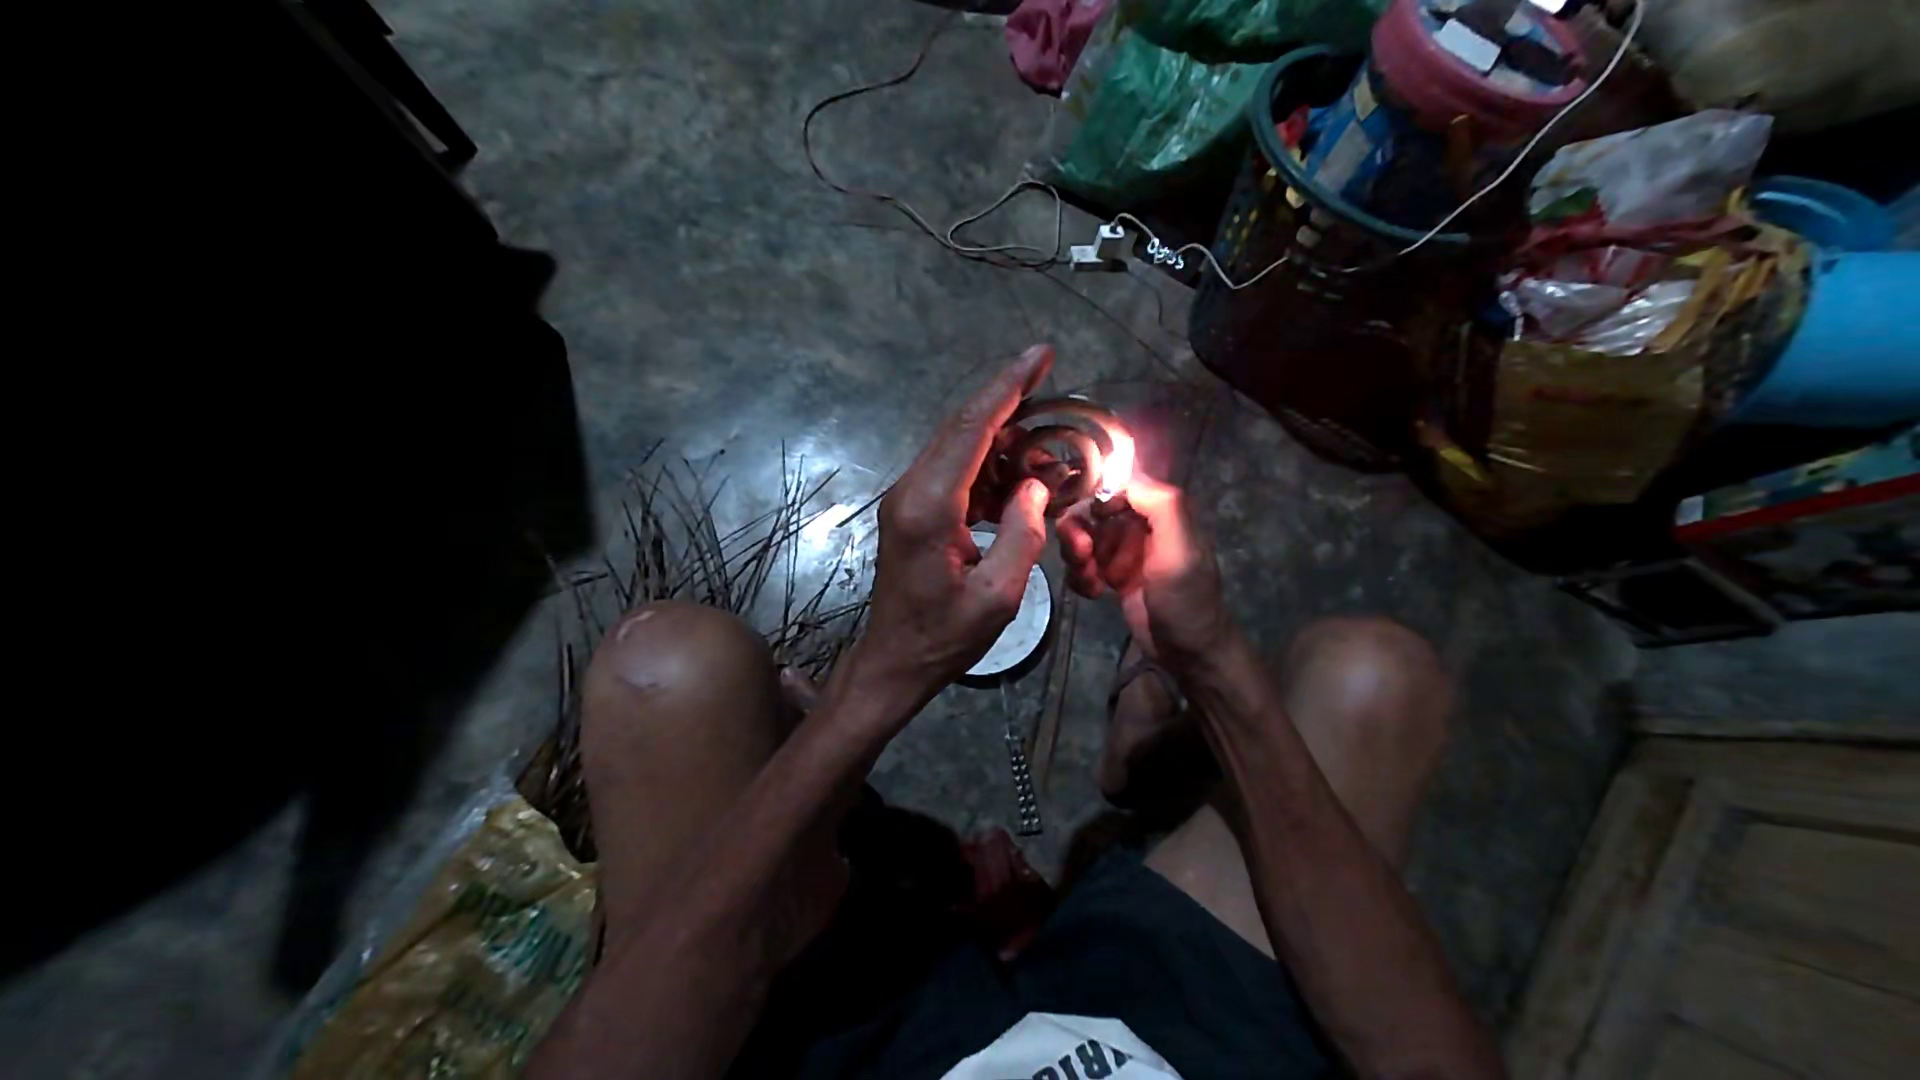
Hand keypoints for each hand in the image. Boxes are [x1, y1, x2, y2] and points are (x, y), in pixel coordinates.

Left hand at [837, 346, 1054, 715]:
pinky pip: (956, 474)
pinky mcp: (913, 512)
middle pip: (962, 428)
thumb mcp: (998, 595)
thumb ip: (1023, 534)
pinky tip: (1020, 483)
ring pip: (960, 448)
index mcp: (929, 507)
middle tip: (1050, 382)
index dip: (1007, 388)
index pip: (971, 429)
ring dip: (1004, 443)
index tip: (1039, 354)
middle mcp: (911, 491)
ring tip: (1047, 456)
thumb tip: (1035, 487)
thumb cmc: (944, 637)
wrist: (895, 661)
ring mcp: (908, 499)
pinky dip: (990, 470)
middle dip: (1008, 402)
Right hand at [1057, 470, 1230, 669]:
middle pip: (1091, 509)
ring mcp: (1123, 550)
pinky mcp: (1111, 574)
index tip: (1087, 518)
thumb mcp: (1180, 551)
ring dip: (1076, 556)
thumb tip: (1126, 471)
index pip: (1118, 483)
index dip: (1095, 495)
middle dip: (1078, 530)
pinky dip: (1080, 576)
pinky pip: (1082, 563)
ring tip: (1089, 579)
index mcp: (1160, 511)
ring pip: (1082, 536)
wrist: (1187, 652)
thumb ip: (1162, 506)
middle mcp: (1139, 524)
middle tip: (1081, 556)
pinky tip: (1093, 592)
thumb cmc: (1186, 600)